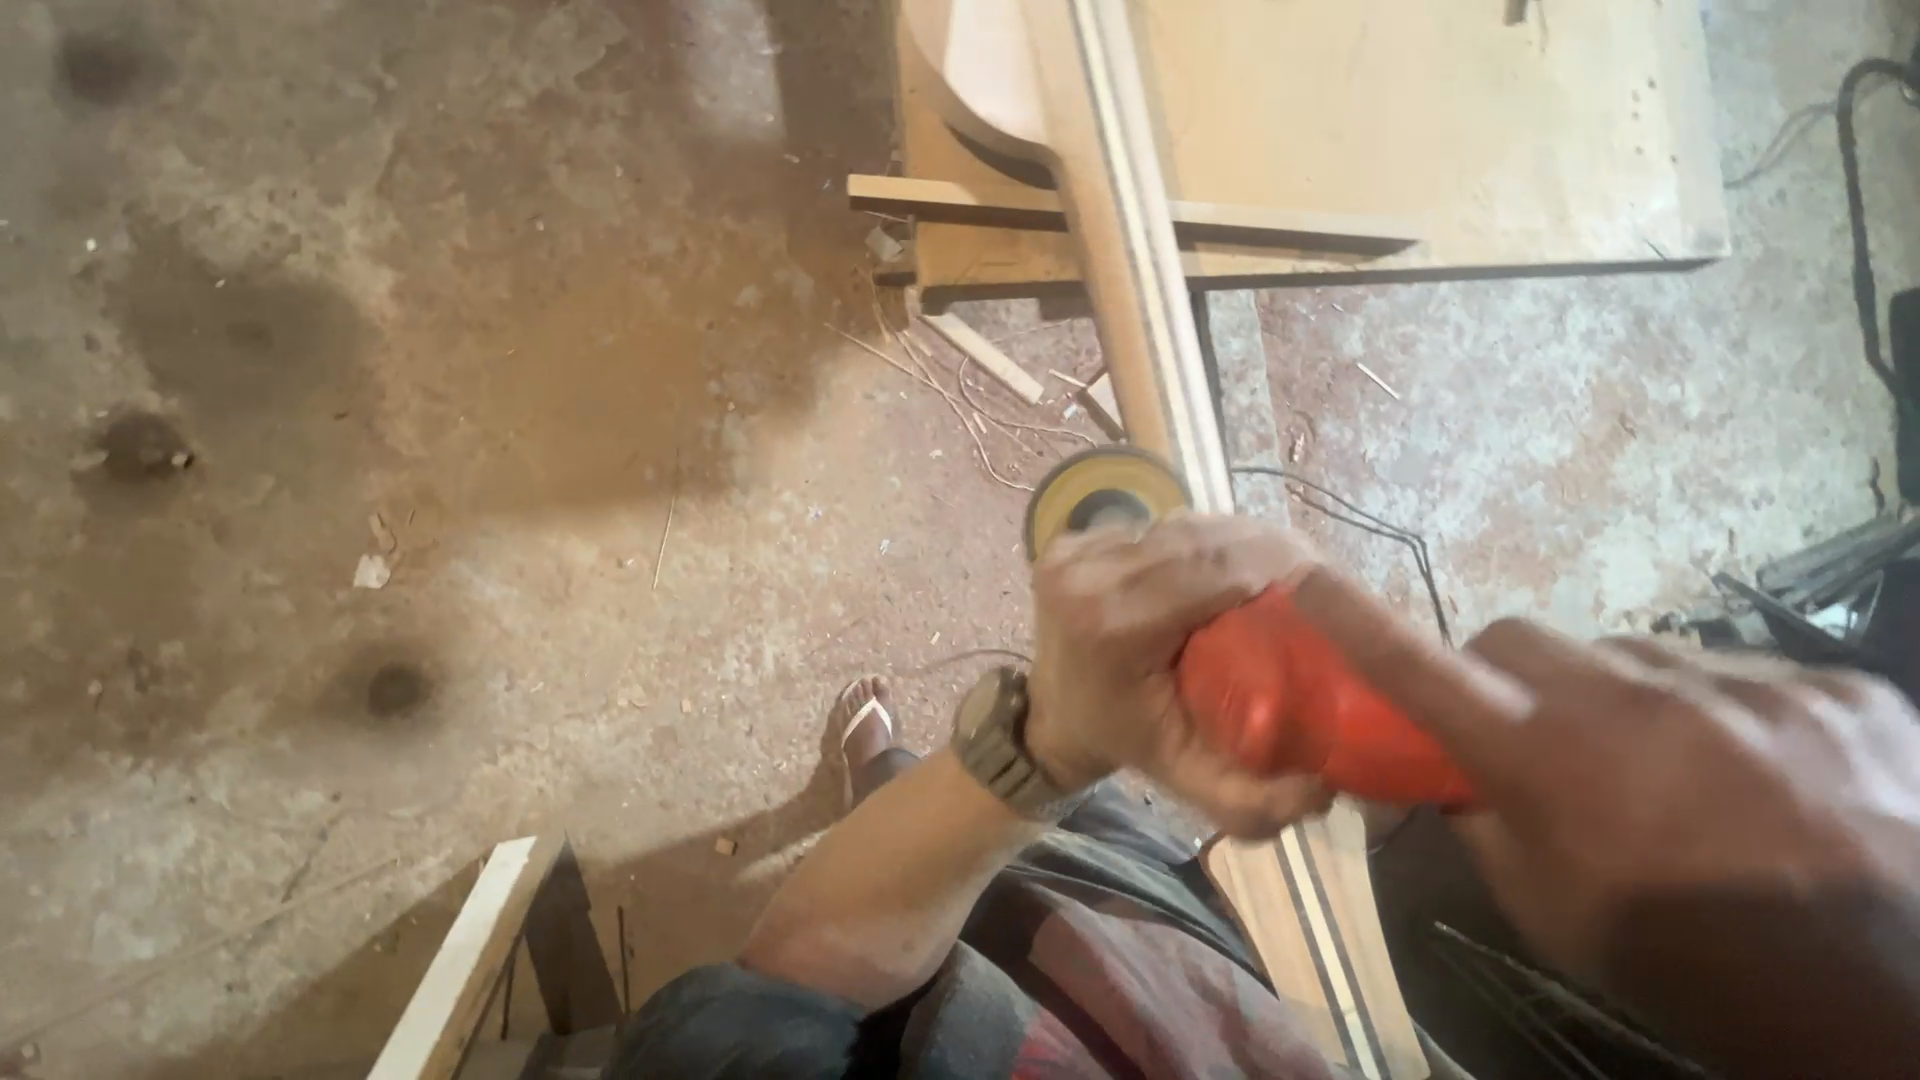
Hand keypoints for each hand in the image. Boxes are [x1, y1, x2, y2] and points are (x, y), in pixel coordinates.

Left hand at [1023, 514, 1331, 836]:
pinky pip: (1158, 526)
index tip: (1340, 591)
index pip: (1221, 573)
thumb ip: (1251, 799)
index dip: (1288, 574)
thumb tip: (1327, 790)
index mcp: (1113, 625)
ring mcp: (1076, 549)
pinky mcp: (1073, 539)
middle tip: (1324, 579)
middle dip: (1275, 554)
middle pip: (1206, 541)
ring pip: (1185, 526)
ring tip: (1288, 567)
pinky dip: (1202, 539)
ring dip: (1241, 541)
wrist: (1049, 715)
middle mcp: (1089, 573)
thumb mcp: (1183, 775)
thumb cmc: (1120, 740)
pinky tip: (1232, 559)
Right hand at [1291, 566, 1919, 1074]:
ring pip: (1626, 651)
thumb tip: (1441, 771)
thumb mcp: (1544, 902)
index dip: (1355, 621)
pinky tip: (1759, 773)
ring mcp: (1738, 686)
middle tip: (1537, 729)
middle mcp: (1628, 700)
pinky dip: (1718, 711)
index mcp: (1543, 759)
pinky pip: (1733, 673)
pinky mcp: (1832, 690)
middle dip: (1507, 675)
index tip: (1309, 581)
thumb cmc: (1680, 959)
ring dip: (1617, 694)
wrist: (1898, 1004)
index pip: (1418, 669)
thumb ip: (1478, 816)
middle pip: (1518, 637)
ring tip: (1668, 764)